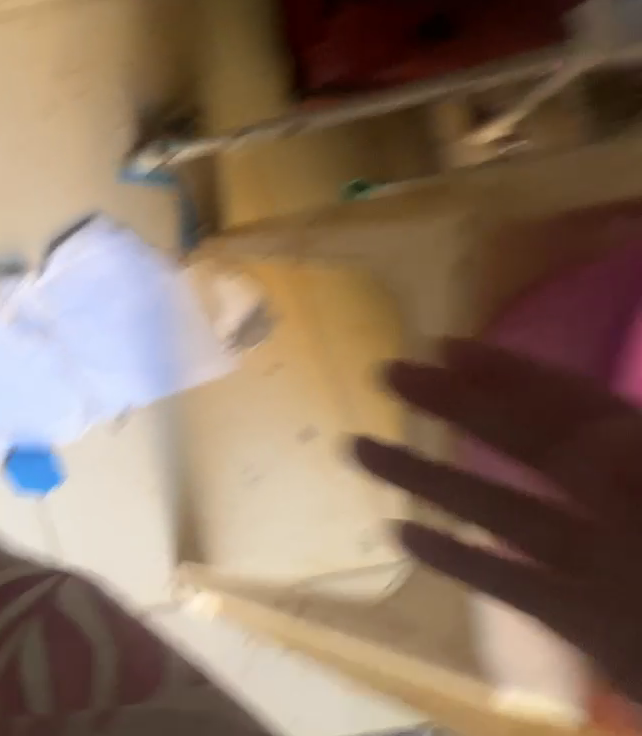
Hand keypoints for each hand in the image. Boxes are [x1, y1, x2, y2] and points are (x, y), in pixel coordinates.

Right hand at [354, 339, 641, 703]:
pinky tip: (400, 534)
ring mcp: (609, 573)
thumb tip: (607, 430)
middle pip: (530, 448)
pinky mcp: (591, 628)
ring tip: (358, 448)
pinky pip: (513, 585)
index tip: (444, 345)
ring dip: (428, 477)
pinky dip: (457, 560)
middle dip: (458, 408)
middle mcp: (631, 513)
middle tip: (387, 374)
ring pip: (502, 511)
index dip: (517, 374)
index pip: (582, 411)